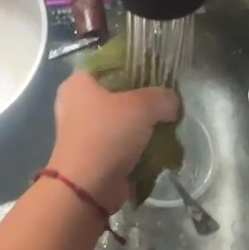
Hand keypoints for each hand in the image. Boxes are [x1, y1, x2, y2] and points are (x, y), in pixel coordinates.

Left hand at [45, 72, 179, 212]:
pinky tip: (157, 147)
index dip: (136, 65)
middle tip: (166, 103)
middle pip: (118, 93)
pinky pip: (120, 142)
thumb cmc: (108, 134)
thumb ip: (162, 97)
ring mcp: (83, 130)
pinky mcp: (92, 154)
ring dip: (142, 125)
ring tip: (166, 125)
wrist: (88, 186)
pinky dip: (136, 146)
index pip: (110, 63)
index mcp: (79, 82)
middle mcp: (76, 103)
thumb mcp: (142, 106)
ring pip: (121, 119)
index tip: (159, 74)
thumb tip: (173, 103)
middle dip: (143, 100)